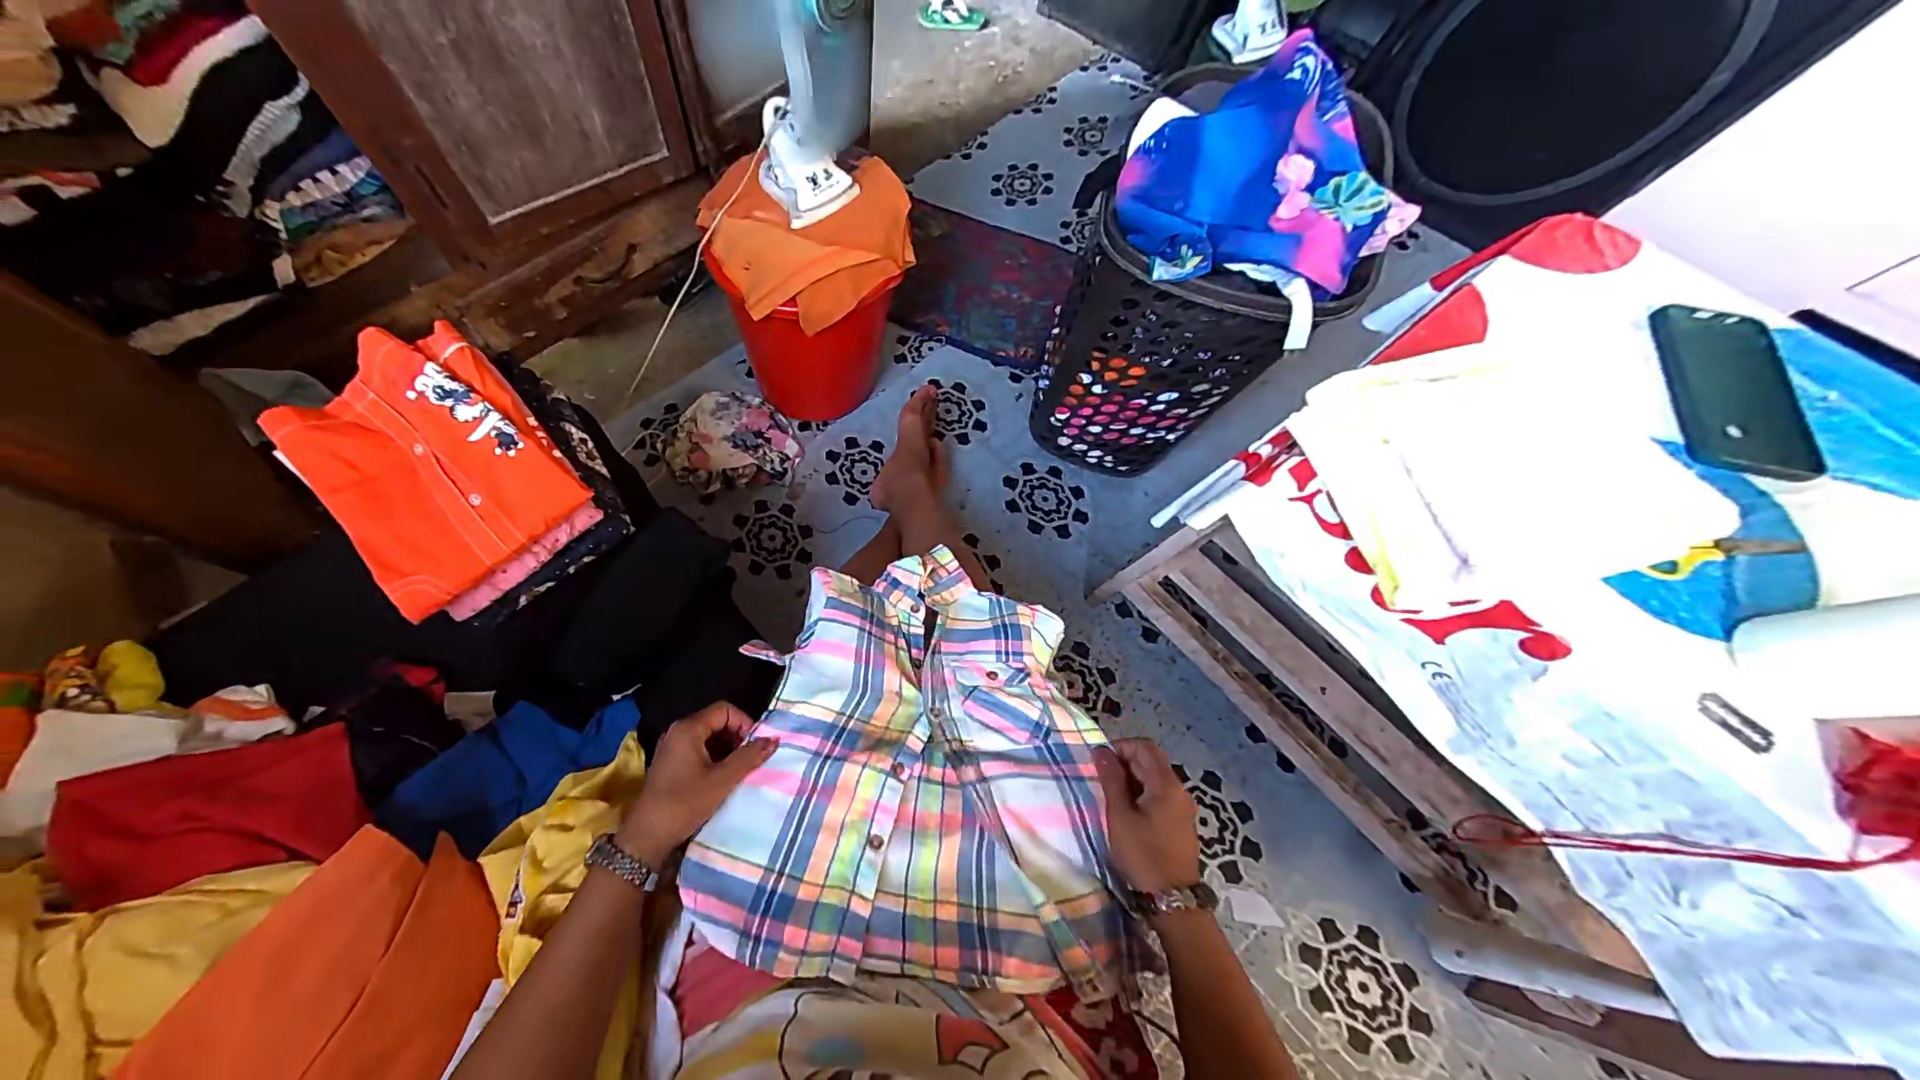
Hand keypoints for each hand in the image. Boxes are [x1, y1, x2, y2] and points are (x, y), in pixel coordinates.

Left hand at [617, 702, 776, 866]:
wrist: (646, 837)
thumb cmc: (684, 803)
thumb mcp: (722, 780)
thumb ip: (749, 757)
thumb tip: (773, 740)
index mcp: (687, 729)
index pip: (725, 710)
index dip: (744, 723)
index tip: (755, 746)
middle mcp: (677, 732)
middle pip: (716, 721)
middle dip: (737, 736)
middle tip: (750, 758)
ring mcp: (671, 747)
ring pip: (708, 736)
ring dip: (727, 749)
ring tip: (738, 769)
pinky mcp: (670, 763)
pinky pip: (698, 749)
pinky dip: (714, 757)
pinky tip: (722, 777)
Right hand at [1093, 737, 1201, 893]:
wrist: (1172, 899)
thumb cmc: (1142, 855)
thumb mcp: (1119, 816)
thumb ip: (1111, 779)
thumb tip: (1102, 751)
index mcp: (1166, 784)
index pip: (1144, 746)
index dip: (1121, 747)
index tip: (1100, 762)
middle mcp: (1179, 790)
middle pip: (1151, 761)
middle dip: (1125, 762)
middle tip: (1101, 780)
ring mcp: (1182, 806)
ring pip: (1155, 778)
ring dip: (1132, 779)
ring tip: (1111, 797)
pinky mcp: (1180, 822)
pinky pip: (1160, 795)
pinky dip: (1142, 794)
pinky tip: (1127, 812)